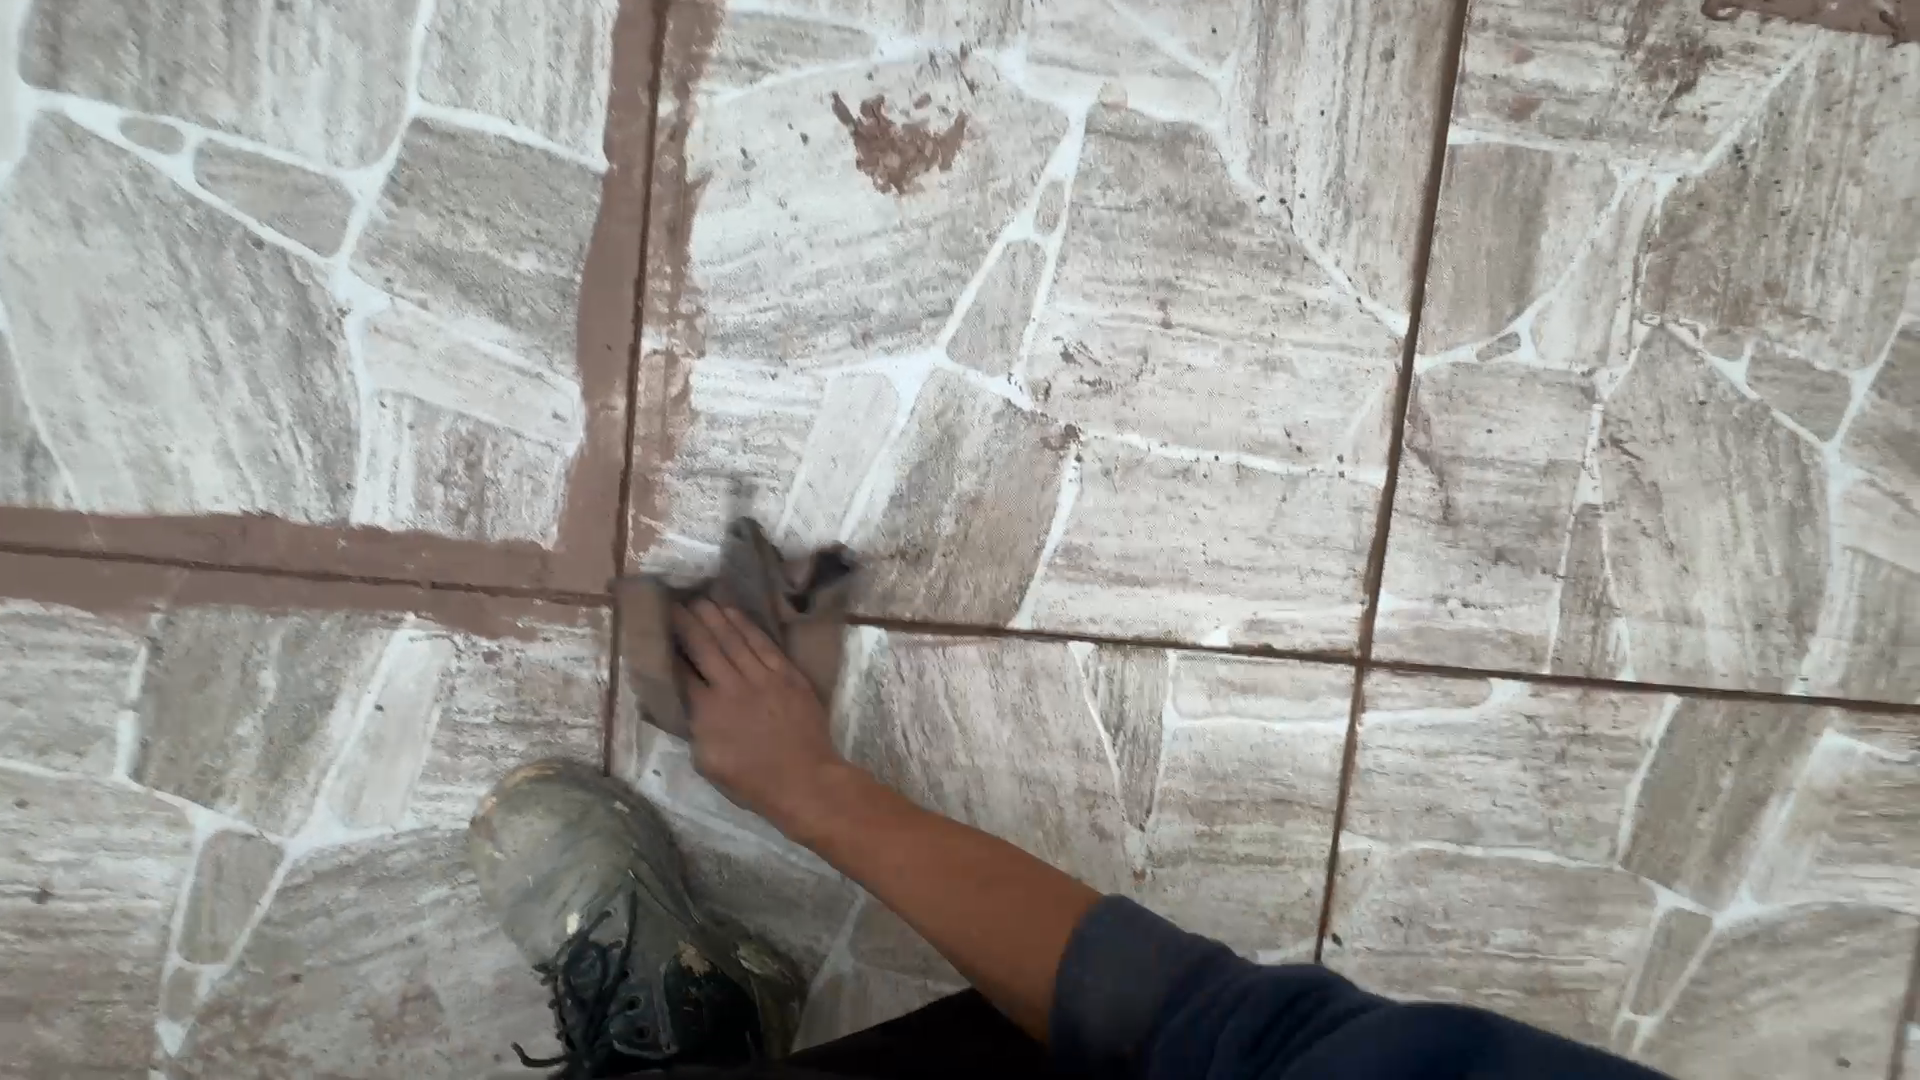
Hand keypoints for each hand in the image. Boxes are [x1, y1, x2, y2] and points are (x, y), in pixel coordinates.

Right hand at [671, 600, 845, 827]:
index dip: (667, 650)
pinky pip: (763, 644)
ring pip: (734, 639)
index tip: (657, 630)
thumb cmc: (752, 781)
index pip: (680, 674)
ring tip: (700, 599)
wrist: (803, 779)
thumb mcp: (708, 762)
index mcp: (707, 713)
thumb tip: (685, 704)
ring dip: (715, 617)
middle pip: (704, 647)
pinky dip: (747, 626)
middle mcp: (731, 688)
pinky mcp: (787, 674)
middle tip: (674, 602)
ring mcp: (762, 678)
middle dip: (687, 623)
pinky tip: (733, 613)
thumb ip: (694, 729)